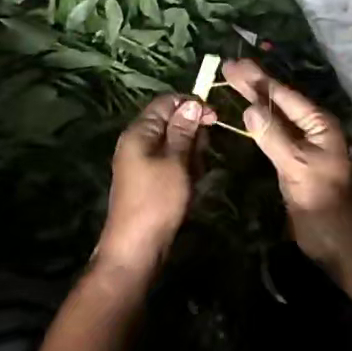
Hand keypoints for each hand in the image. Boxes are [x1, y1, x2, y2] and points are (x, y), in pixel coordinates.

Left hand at [94, 94, 214, 274]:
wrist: (136, 248)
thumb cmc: (156, 201)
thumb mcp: (175, 162)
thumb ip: (183, 131)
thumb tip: (191, 103)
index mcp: (139, 131)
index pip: (166, 102)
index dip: (191, 104)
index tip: (215, 118)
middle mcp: (138, 141)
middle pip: (172, 121)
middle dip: (193, 135)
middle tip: (202, 156)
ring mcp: (143, 161)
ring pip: (176, 144)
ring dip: (192, 155)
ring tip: (196, 176)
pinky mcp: (150, 179)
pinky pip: (172, 163)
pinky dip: (185, 170)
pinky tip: (192, 186)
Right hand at [221, 59, 351, 267]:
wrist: (337, 240)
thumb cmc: (321, 200)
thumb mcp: (296, 165)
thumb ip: (273, 136)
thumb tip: (249, 108)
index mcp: (318, 123)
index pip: (282, 94)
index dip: (257, 79)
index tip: (233, 64)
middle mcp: (310, 128)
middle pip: (277, 100)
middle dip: (252, 84)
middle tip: (227, 67)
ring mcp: (301, 143)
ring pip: (273, 114)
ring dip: (252, 98)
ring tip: (231, 81)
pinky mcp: (292, 158)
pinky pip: (271, 130)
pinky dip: (256, 119)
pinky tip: (244, 113)